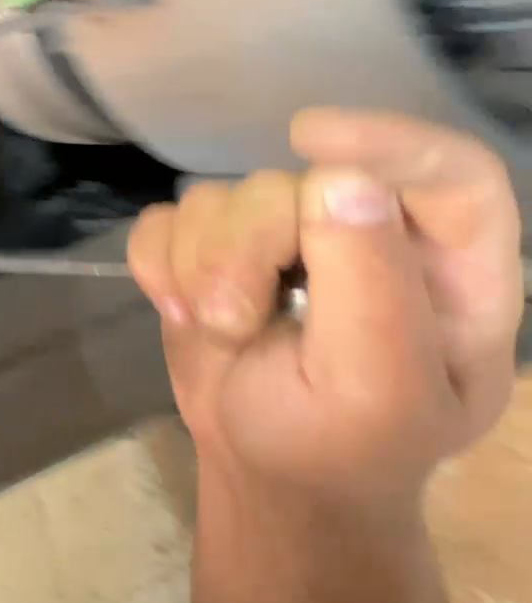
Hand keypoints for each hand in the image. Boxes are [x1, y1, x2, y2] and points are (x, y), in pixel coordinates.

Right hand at [127, 108, 522, 507]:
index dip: (389, 143)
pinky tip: (174, 305)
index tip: (309, 139)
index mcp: (445, 274)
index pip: (448, 175)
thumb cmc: (338, 443)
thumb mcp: (375, 387)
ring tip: (212, 325)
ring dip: (193, 267)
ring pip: (214, 200)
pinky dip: (154, 264)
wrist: (259, 464)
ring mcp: (276, 239)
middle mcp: (361, 238)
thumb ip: (370, 288)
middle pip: (286, 188)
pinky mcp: (205, 247)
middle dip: (238, 252)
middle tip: (228, 318)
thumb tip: (341, 181)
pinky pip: (162, 219)